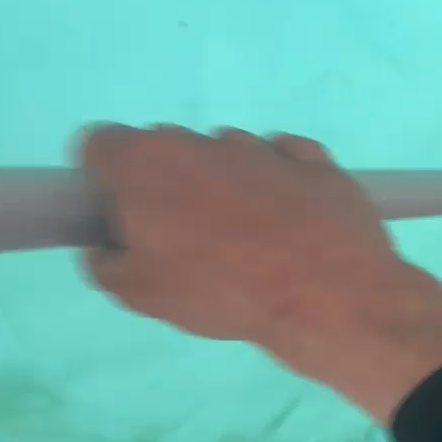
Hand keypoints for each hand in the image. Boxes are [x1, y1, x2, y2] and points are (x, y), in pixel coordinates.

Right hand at [81, 124, 441, 422]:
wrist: (337, 298)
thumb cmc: (228, 293)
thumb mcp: (137, 291)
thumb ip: (108, 257)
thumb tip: (116, 243)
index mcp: (147, 161)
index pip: (105, 147)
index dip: (113, 181)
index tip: (132, 215)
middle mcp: (209, 143)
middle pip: (174, 149)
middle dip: (176, 181)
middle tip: (196, 232)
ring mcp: (273, 152)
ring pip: (236, 152)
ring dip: (236, 178)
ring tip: (259, 229)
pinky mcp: (327, 167)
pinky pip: (295, 156)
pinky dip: (289, 174)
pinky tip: (296, 206)